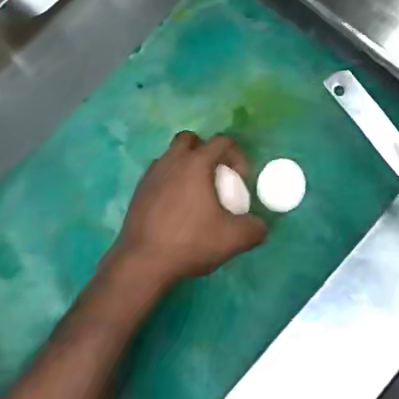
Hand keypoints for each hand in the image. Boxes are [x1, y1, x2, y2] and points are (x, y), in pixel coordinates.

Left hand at [108, 132, 267, 290]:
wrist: (144, 259)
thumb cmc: (190, 241)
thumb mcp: (233, 239)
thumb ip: (255, 228)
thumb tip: (259, 225)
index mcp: (194, 163)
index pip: (221, 141)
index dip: (238, 154)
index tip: (241, 179)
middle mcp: (171, 160)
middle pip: (190, 139)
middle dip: (206, 151)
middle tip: (216, 177)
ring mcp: (151, 173)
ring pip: (172, 156)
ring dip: (187, 165)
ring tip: (197, 194)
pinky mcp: (140, 188)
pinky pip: (160, 173)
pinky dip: (172, 180)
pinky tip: (178, 207)